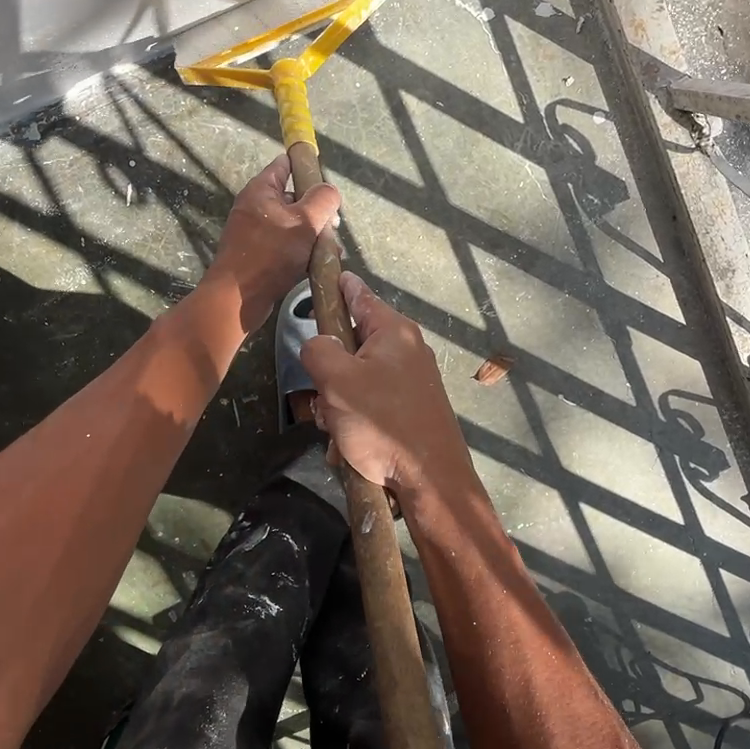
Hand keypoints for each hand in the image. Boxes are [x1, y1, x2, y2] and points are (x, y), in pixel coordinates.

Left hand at [205, 155, 341, 331]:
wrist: (238, 299)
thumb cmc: (270, 254)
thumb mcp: (305, 221)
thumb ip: (323, 200)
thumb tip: (330, 191)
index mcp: (261, 190)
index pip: (285, 165)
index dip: (307, 167)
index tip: (326, 183)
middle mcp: (255, 207)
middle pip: (294, 198)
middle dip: (318, 211)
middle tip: (332, 226)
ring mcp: (254, 232)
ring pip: (293, 225)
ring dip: (313, 235)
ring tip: (329, 250)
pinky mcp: (258, 255)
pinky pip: (285, 245)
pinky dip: (301, 252)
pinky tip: (316, 264)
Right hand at [301, 273, 475, 499]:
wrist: (431, 480)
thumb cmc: (384, 423)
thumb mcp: (338, 382)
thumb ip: (319, 351)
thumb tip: (318, 344)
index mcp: (393, 332)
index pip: (359, 295)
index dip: (338, 284)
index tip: (328, 268)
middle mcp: (405, 351)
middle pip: (350, 347)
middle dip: (329, 378)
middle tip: (326, 403)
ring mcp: (410, 382)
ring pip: (355, 383)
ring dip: (338, 409)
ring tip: (341, 435)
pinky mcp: (411, 410)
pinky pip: (370, 409)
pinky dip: (355, 427)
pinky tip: (352, 452)